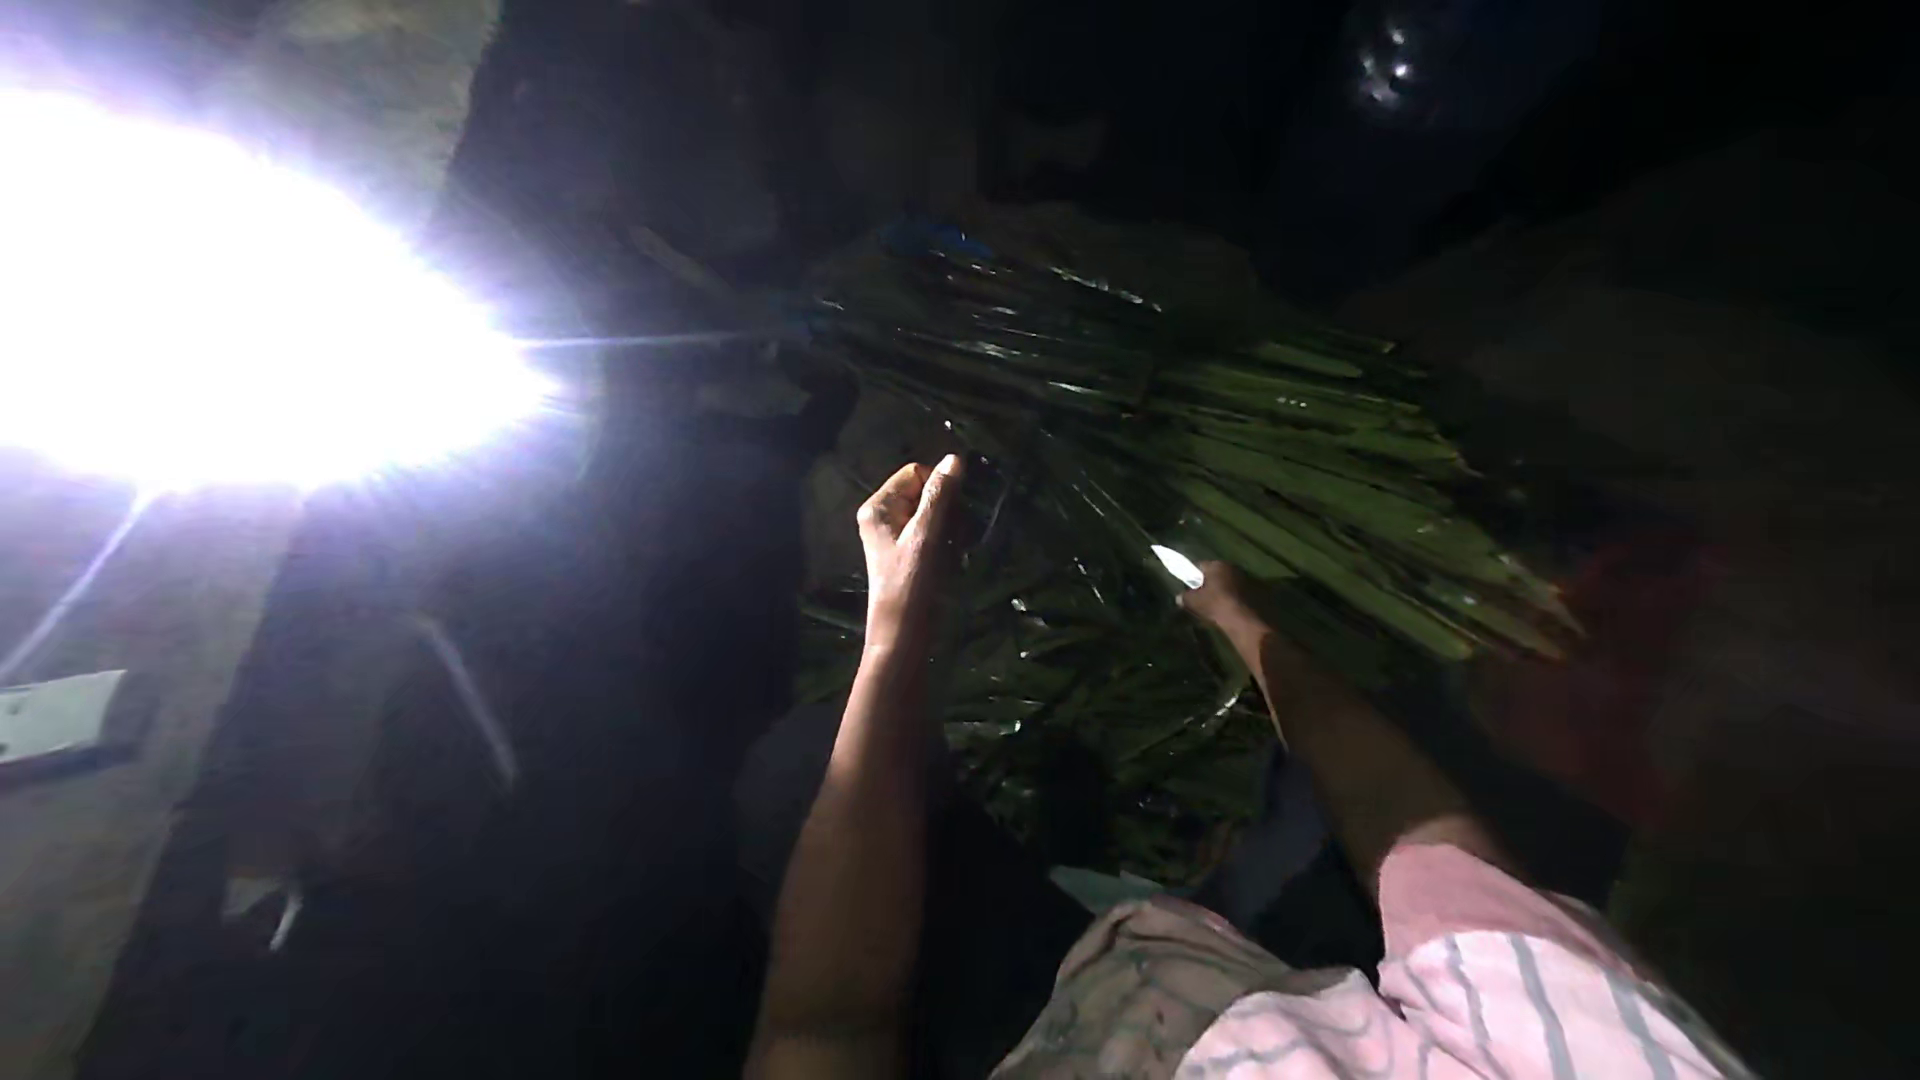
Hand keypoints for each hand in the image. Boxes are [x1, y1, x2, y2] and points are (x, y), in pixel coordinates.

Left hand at [857, 454, 964, 649]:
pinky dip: (946, 543)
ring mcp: (893, 536)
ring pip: (933, 513)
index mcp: (878, 507)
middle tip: (954, 538)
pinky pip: (933, 533)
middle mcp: (882, 516)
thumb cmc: (912, 584)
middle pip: (925, 492)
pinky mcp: (906, 553)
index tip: (951, 515)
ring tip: (951, 553)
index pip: (916, 473)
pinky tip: (949, 561)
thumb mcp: (927, 536)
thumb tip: (954, 459)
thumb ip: (940, 495)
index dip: (939, 489)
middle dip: (947, 511)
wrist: (903, 634)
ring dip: (950, 529)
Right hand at [1176, 560, 1265, 637]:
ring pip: (1229, 583)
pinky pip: (1240, 592)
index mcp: (1217, 565)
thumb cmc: (1216, 605)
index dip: (1192, 575)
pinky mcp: (1258, 591)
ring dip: (1224, 590)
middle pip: (1216, 573)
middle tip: (1202, 596)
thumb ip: (1184, 597)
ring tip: (1217, 604)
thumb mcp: (1194, 602)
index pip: (1199, 566)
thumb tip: (1179, 597)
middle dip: (1210, 583)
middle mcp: (1234, 567)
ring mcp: (1247, 578)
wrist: (1244, 620)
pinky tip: (1230, 609)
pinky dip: (1235, 598)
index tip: (1189, 585)